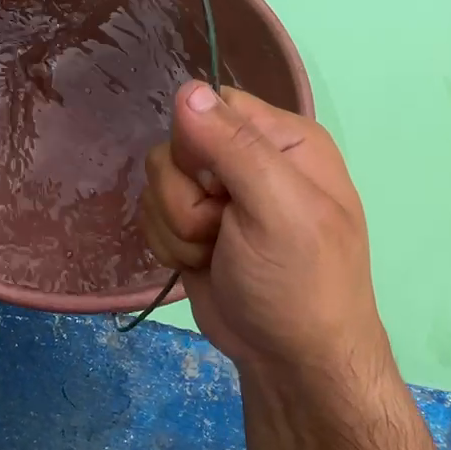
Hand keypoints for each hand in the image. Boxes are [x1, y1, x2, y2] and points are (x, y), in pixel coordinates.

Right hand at [142, 82, 383, 375]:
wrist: (289, 361)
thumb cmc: (300, 283)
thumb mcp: (278, 210)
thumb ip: (233, 146)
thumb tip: (186, 89)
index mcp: (283, 140)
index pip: (212, 105)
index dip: (201, 143)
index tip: (220, 185)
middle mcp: (249, 159)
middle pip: (175, 145)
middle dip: (184, 195)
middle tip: (222, 228)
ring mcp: (217, 194)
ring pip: (157, 181)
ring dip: (175, 225)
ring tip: (216, 252)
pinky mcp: (191, 224)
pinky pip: (151, 211)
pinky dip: (168, 242)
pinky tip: (200, 262)